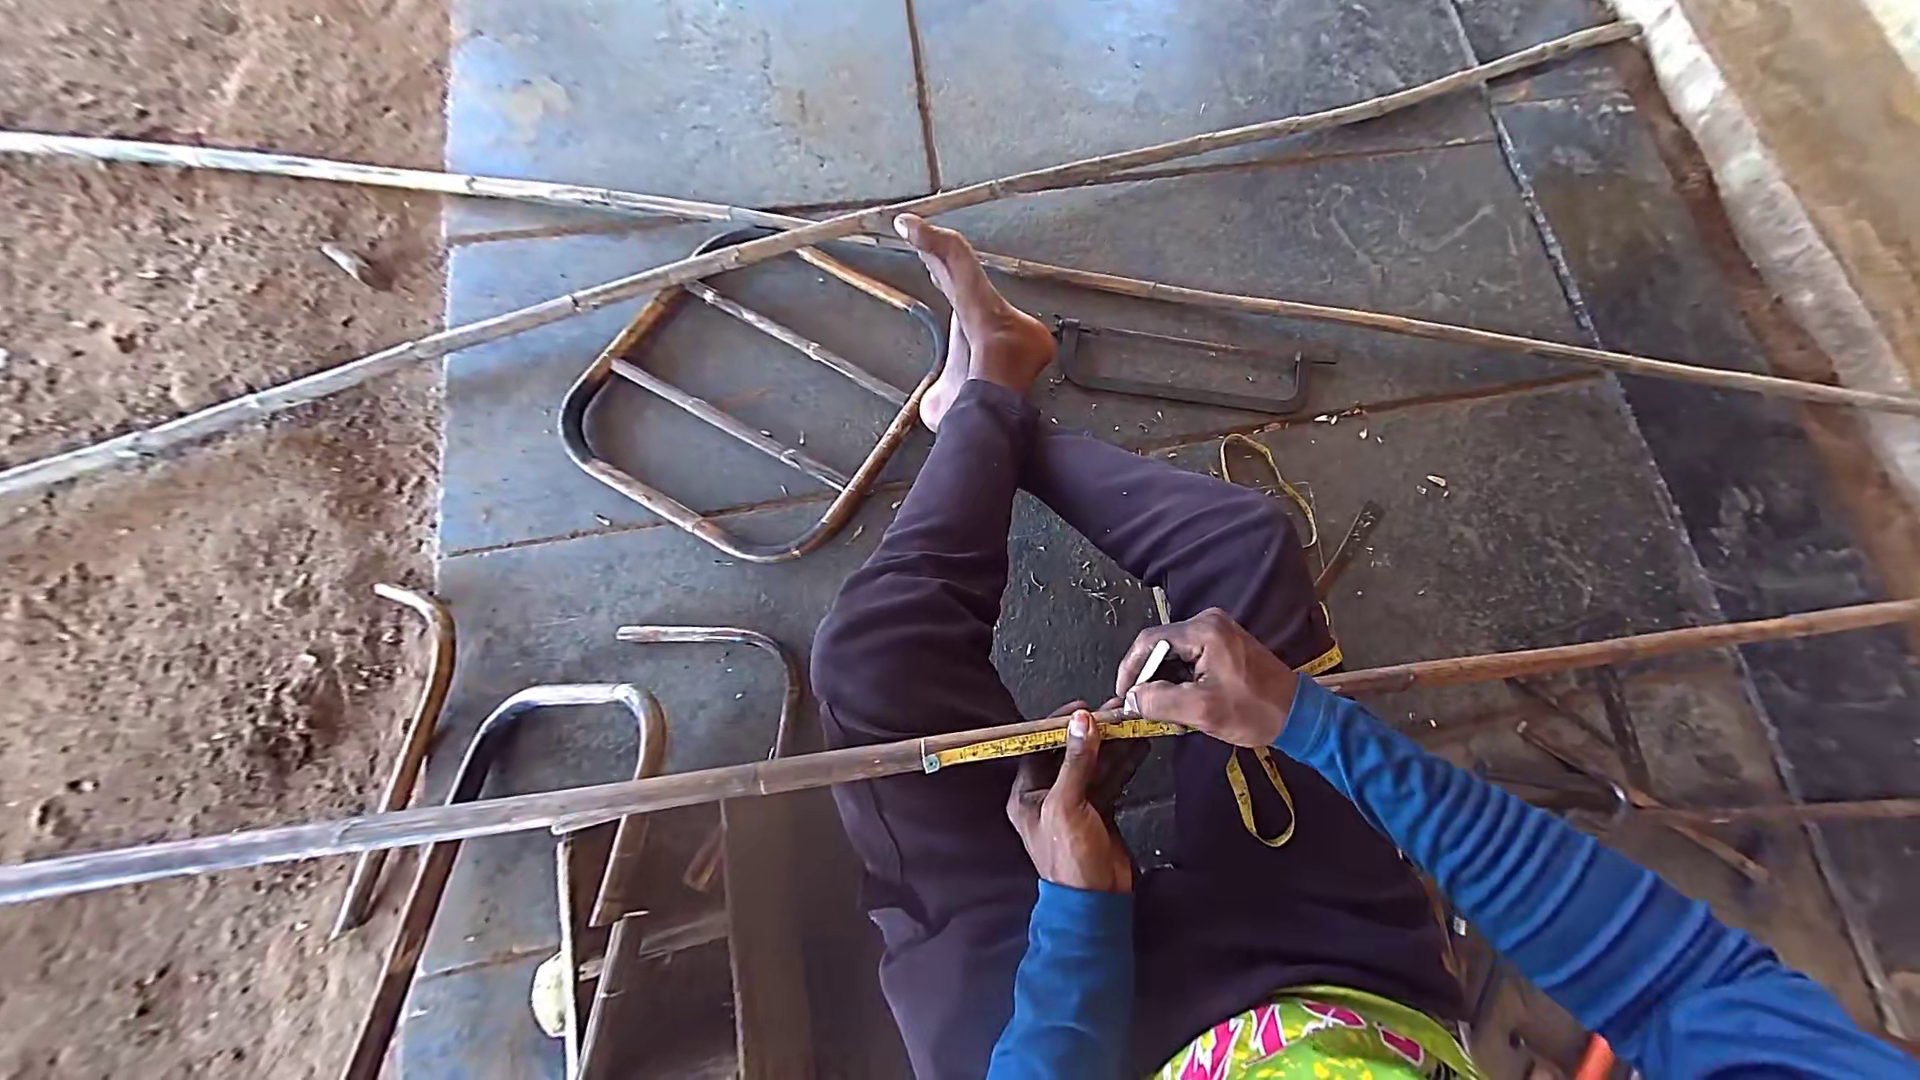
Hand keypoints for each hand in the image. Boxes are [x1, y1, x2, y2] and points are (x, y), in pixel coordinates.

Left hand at [1006, 710, 1132, 892]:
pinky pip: (1110, 779)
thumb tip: (1081, 721)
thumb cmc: (1069, 862)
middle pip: (1070, 752)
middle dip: (1092, 732)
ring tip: (1131, 723)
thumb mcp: (1067, 805)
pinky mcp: (1098, 810)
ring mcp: (1074, 801)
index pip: (1039, 746)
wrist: (1097, 905)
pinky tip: (1138, 747)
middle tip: (1114, 712)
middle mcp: (1048, 793)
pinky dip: (1123, 763)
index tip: (1081, 708)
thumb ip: (1075, 762)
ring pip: (1093, 763)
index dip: (1059, 725)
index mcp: (1026, 792)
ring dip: (1112, 744)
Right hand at [1115, 608, 1299, 747]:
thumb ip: (1159, 701)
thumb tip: (1130, 699)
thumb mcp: (1202, 710)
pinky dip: (1177, 675)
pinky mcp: (1223, 642)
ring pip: (1171, 652)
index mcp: (1204, 630)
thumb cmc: (1256, 712)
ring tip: (1157, 703)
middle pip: (1159, 645)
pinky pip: (1187, 654)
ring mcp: (1217, 629)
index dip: (1131, 669)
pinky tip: (1177, 696)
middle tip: (1138, 703)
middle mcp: (1208, 621)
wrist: (1300, 717)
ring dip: (1161, 677)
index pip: (1149, 642)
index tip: (1124, 695)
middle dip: (1146, 675)